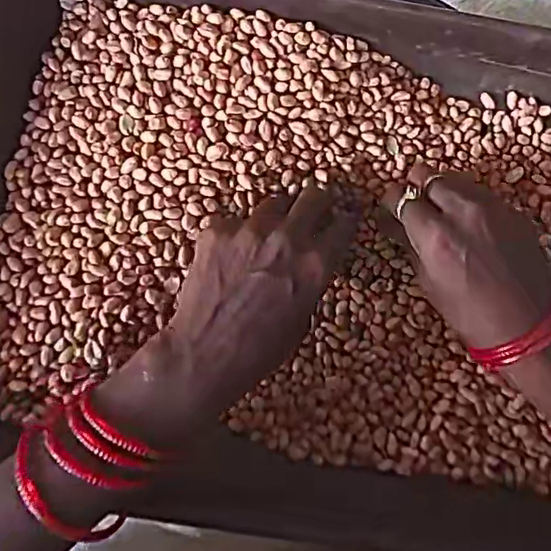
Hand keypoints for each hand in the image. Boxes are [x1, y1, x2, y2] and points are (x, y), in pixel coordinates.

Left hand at [96, 185, 356, 447]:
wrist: (204, 353)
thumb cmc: (258, 350)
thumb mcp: (301, 319)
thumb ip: (309, 282)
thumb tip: (307, 265)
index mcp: (315, 264)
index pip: (342, 225)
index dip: (346, 219)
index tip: (345, 216)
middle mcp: (286, 239)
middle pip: (313, 197)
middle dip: (317, 201)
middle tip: (315, 206)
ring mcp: (249, 230)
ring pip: (272, 204)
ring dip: (276, 217)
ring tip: (268, 235)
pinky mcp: (217, 230)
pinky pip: (235, 222)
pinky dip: (237, 235)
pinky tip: (230, 257)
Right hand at [391, 166, 550, 348]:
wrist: (527, 325)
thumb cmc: (470, 313)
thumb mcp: (428, 280)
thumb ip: (409, 243)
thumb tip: (392, 222)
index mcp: (436, 235)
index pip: (402, 197)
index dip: (392, 202)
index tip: (391, 208)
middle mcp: (464, 213)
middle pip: (428, 176)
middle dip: (417, 190)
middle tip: (416, 209)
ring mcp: (492, 208)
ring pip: (455, 180)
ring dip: (442, 193)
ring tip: (442, 216)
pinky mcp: (512, 211)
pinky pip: (480, 194)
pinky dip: (467, 202)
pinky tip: (468, 225)